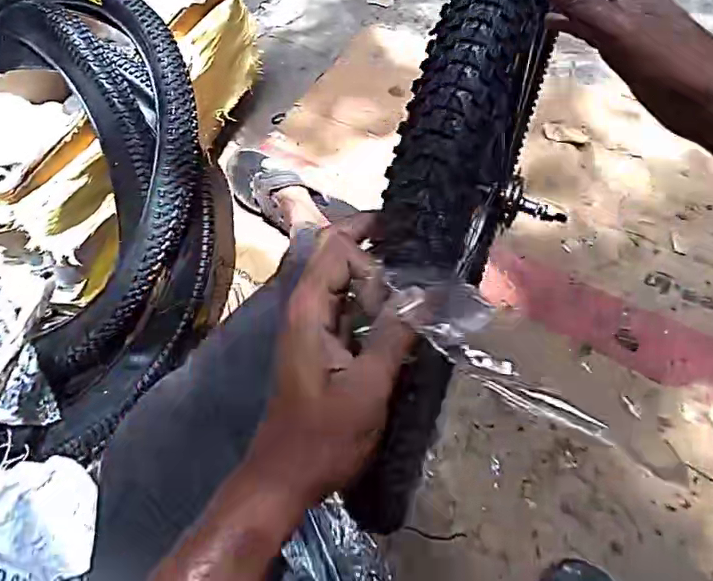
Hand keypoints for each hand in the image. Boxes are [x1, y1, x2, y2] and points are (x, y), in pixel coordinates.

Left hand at [245, 223, 416, 508]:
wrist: (287, 473)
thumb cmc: (324, 435)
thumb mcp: (367, 388)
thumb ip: (393, 336)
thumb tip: (425, 293)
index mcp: (309, 306)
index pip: (338, 248)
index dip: (372, 253)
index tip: (407, 269)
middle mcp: (306, 303)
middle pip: (334, 251)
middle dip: (369, 238)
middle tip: (411, 240)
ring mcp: (312, 320)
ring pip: (341, 275)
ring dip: (373, 269)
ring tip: (414, 269)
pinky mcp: (321, 339)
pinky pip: (346, 301)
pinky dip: (371, 296)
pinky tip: (400, 307)